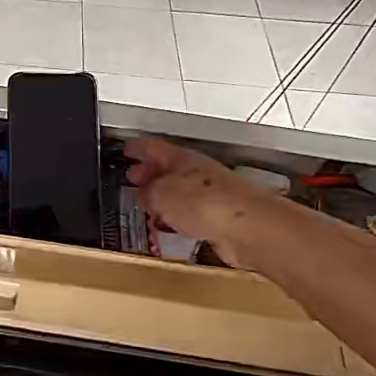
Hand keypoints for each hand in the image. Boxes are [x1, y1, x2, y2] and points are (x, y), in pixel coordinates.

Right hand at [124, 138, 290, 269]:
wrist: (247, 228)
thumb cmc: (208, 203)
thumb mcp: (161, 195)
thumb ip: (148, 193)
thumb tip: (145, 194)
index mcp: (183, 158)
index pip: (155, 148)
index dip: (139, 148)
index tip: (128, 147)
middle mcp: (199, 173)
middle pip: (169, 169)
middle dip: (150, 173)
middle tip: (134, 176)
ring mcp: (212, 195)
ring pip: (181, 192)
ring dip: (164, 197)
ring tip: (149, 204)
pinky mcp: (221, 219)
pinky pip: (193, 214)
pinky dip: (179, 217)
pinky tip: (174, 225)